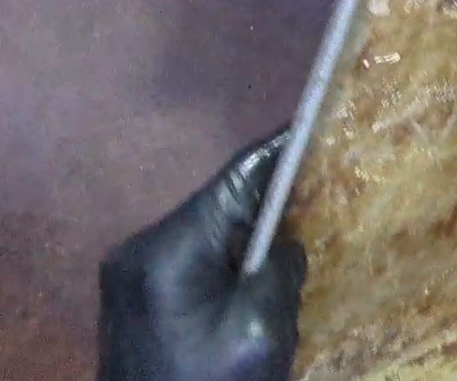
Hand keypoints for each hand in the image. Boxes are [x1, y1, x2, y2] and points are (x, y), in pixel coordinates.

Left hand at [100, 131, 306, 380]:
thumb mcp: (262, 328)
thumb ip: (281, 263)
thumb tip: (286, 237)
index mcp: (168, 250)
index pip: (238, 177)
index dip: (284, 151)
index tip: (324, 128)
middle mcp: (140, 248)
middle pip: (223, 197)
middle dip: (274, 191)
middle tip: (325, 180)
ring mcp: (131, 273)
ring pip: (211, 223)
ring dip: (254, 223)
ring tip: (302, 218)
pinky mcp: (137, 295)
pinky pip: (196, 251)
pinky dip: (232, 249)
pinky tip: (262, 259)